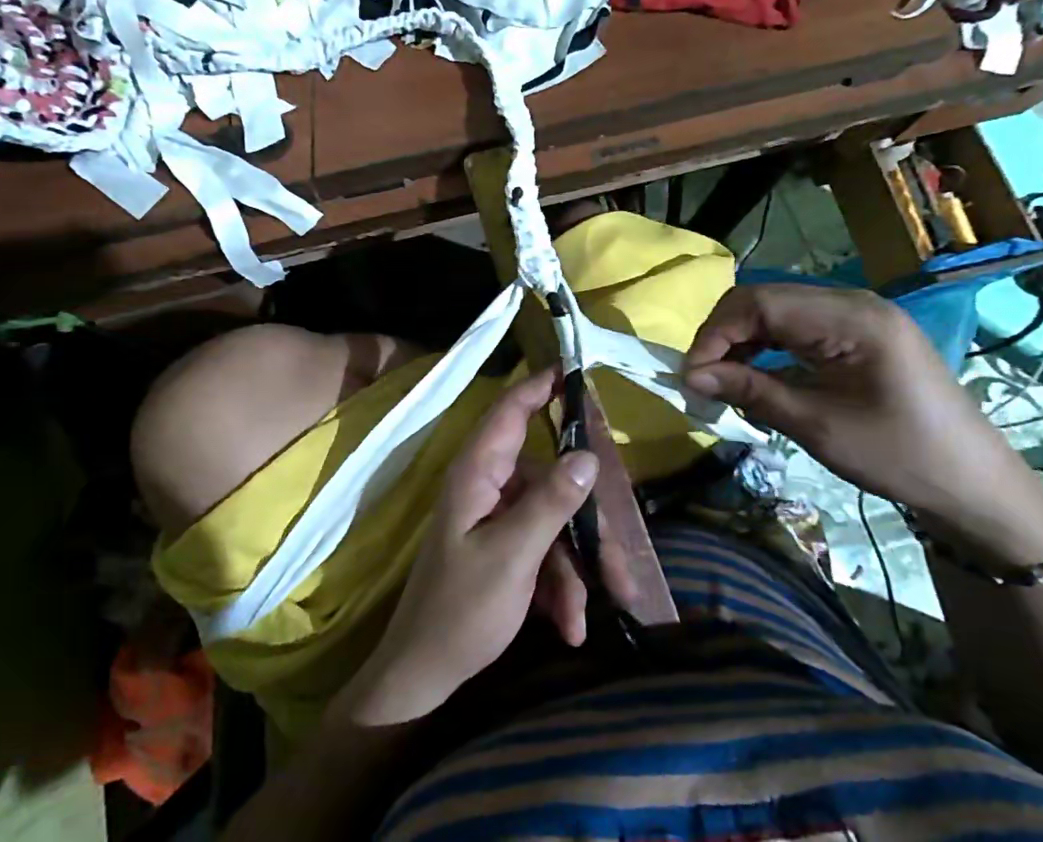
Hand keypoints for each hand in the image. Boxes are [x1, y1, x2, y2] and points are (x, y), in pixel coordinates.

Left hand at [335, 370, 597, 726]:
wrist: (424, 674)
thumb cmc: (461, 610)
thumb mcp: (513, 556)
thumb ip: (551, 502)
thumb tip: (586, 454)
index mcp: (478, 475)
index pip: (509, 412)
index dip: (539, 386)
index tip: (575, 368)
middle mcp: (487, 488)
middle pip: (550, 482)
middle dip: (585, 527)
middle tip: (619, 568)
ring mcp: (494, 519)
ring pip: (552, 523)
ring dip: (575, 570)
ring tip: (584, 616)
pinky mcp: (501, 548)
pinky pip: (542, 552)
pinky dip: (558, 587)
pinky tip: (569, 626)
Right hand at [684, 284, 1042, 569]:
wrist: (971, 482)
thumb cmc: (898, 455)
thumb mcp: (816, 425)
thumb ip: (751, 392)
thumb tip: (690, 377)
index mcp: (851, 318)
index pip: (759, 302)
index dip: (715, 333)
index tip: (692, 376)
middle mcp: (853, 303)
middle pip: (765, 299)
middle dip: (724, 335)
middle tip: (702, 380)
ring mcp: (858, 315)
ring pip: (777, 311)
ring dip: (743, 341)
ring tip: (722, 381)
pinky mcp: (858, 333)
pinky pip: (798, 327)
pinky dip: (767, 348)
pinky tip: (755, 377)